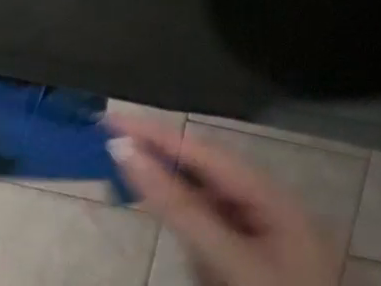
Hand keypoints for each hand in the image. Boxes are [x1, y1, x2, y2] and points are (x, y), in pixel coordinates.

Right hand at [108, 115, 341, 285]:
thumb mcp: (228, 260)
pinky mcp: (247, 251)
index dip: (154, 133)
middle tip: (103, 142)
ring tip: (121, 169)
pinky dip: (176, 208)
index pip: (205, 152)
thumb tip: (120, 149)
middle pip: (203, 166)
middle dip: (156, 152)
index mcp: (276, 200)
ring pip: (201, 190)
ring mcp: (261, 230)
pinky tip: (155, 205)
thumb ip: (176, 205)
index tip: (104, 121)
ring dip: (162, 179)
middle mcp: (270, 206)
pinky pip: (204, 215)